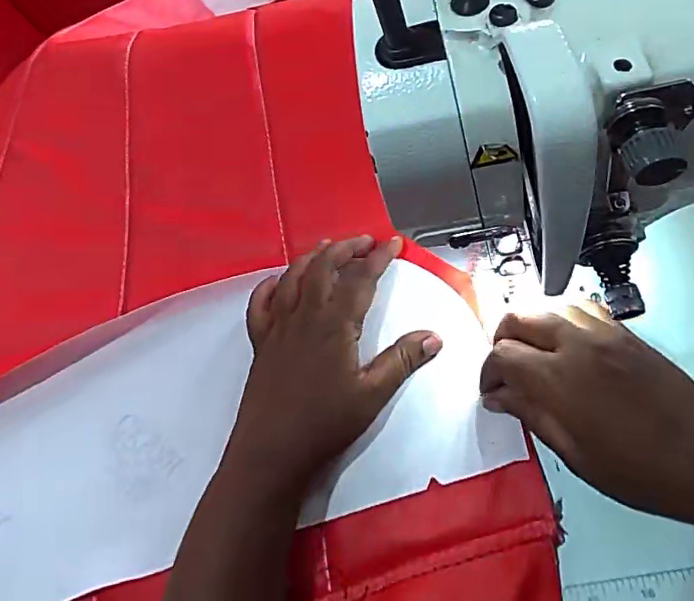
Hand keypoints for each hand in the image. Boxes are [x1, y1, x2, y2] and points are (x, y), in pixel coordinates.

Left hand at [223, 236, 442, 498]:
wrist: (272, 451)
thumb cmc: (325, 424)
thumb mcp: (372, 395)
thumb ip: (402, 360)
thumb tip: (434, 336)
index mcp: (335, 323)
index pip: (361, 278)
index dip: (378, 257)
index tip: (393, 243)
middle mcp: (305, 314)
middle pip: (324, 266)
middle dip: (346, 248)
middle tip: (364, 241)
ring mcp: (278, 325)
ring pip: (293, 276)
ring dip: (313, 257)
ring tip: (328, 248)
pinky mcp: (260, 340)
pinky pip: (260, 302)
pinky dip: (270, 285)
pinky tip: (278, 281)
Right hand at [479, 301, 693, 522]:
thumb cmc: (645, 471)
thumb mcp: (578, 456)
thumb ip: (531, 417)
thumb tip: (499, 398)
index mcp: (559, 378)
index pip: (502, 354)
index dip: (488, 372)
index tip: (492, 389)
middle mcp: (576, 342)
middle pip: (517, 317)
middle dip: (501, 339)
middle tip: (505, 368)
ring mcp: (600, 331)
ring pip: (545, 304)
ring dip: (529, 324)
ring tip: (530, 352)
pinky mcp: (621, 329)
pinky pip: (577, 305)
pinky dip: (560, 315)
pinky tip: (564, 338)